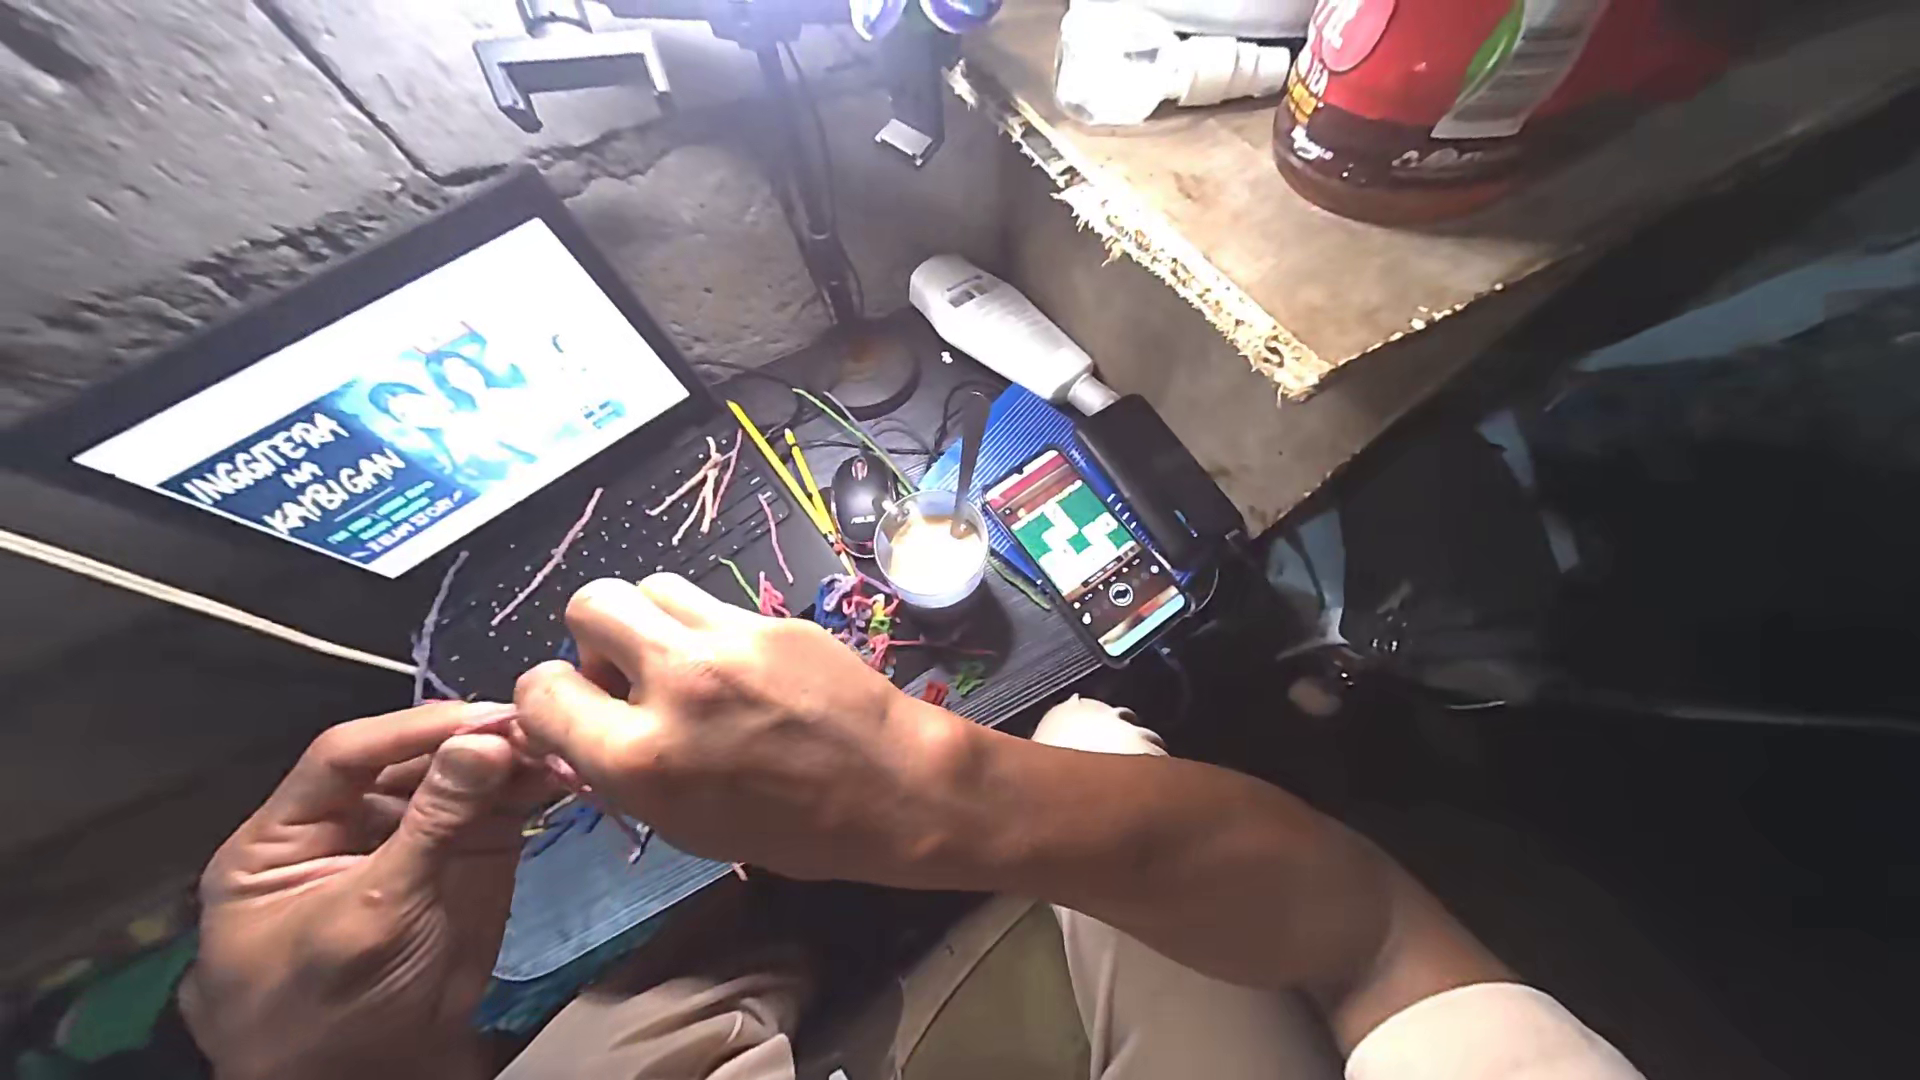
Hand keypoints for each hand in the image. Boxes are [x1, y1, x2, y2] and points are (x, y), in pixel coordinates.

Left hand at [182, 701, 546, 1079]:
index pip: (348, 754)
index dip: (415, 729)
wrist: (384, 1068)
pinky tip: (565, 770)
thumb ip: (431, 822)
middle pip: (420, 751)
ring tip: (560, 746)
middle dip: (478, 737)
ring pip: (473, 764)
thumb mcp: (374, 913)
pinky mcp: (478, 835)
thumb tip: (485, 739)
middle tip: (537, 728)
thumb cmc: (333, 1005)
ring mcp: (425, 823)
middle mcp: (362, 814)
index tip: (486, 718)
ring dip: (518, 753)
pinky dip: (539, 778)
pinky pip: (510, 792)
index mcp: (294, 832)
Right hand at [513, 575, 986, 885]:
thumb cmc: (792, 829)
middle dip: (596, 636)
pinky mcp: (777, 619)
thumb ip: (624, 768)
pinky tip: (741, 662)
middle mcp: (680, 682)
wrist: (891, 784)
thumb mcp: (684, 825)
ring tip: (684, 657)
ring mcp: (735, 639)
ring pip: (655, 586)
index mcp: (642, 756)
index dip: (551, 697)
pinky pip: (716, 604)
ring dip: (653, 620)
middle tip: (631, 671)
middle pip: (594, 602)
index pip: (543, 691)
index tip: (578, 705)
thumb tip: (588, 726)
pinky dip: (708, 629)